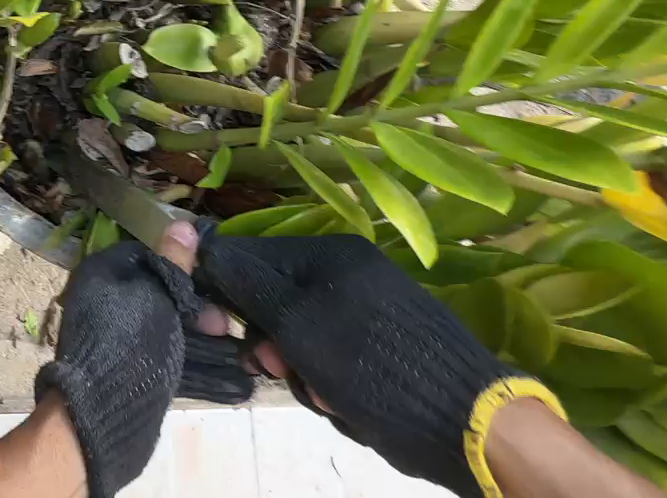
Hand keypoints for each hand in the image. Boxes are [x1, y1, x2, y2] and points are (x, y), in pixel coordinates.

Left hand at [37, 222, 250, 497]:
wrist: (100, 414)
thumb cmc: (128, 341)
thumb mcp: (156, 295)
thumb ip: (172, 262)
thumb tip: (184, 224)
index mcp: (105, 273)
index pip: (148, 255)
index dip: (183, 263)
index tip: (216, 275)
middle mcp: (108, 301)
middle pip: (162, 295)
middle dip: (200, 310)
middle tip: (228, 324)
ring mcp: (120, 339)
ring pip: (171, 332)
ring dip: (208, 345)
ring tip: (246, 357)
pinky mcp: (134, 373)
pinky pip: (171, 362)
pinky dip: (201, 371)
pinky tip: (237, 384)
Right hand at [192, 222, 563, 497]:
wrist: (474, 427)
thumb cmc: (370, 365)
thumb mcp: (294, 322)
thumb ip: (242, 281)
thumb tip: (192, 238)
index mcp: (329, 254)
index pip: (251, 256)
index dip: (226, 290)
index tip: (217, 326)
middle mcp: (350, 273)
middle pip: (276, 298)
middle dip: (268, 338)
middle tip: (272, 367)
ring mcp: (372, 309)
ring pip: (302, 332)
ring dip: (299, 365)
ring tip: (321, 391)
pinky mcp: (388, 345)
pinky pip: (334, 353)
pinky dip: (329, 377)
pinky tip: (344, 399)